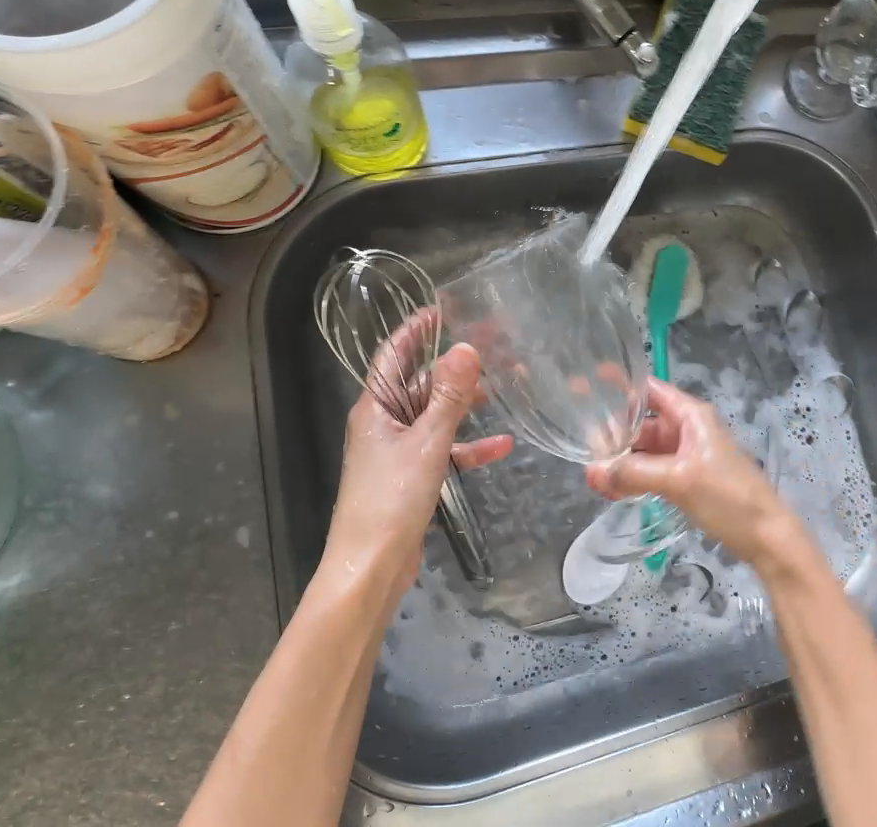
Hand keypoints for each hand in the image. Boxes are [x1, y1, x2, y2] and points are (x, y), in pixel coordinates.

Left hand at [324, 312, 511, 589]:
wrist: (371, 566)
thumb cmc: (391, 499)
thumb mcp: (427, 443)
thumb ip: (449, 397)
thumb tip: (466, 348)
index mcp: (376, 408)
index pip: (394, 356)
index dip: (415, 331)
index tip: (441, 310)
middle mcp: (383, 424)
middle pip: (420, 385)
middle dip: (453, 369)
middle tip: (492, 350)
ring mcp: (397, 451)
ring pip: (435, 417)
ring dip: (465, 407)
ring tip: (505, 392)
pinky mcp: (411, 477)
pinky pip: (443, 451)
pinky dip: (468, 448)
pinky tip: (501, 448)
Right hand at [585, 378, 802, 564]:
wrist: (766, 535)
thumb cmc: (728, 496)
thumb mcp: (678, 480)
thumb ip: (633, 474)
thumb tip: (590, 472)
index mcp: (691, 415)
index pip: (649, 390)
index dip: (618, 386)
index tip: (585, 386)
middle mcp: (688, 428)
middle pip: (643, 421)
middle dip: (614, 433)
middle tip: (582, 448)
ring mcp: (688, 454)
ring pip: (646, 448)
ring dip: (622, 459)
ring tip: (592, 475)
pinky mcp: (688, 478)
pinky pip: (653, 469)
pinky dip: (634, 476)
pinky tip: (613, 490)